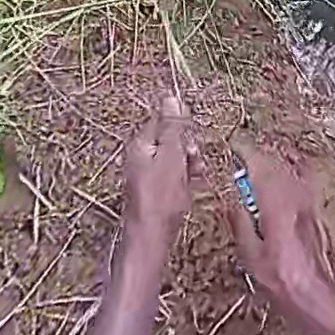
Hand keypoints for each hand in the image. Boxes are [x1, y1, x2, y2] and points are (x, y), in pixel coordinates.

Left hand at [123, 95, 196, 231]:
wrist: (151, 236)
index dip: (181, 127)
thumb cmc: (160, 198)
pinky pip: (173, 174)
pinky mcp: (155, 189)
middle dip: (187, 147)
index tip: (192, 138)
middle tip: (193, 159)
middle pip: (169, 139)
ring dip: (188, 162)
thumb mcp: (171, 156)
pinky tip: (191, 185)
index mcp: (140, 144)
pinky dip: (184, 176)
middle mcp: (140, 156)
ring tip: (194, 175)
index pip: (162, 121)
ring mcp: (147, 173)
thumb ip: (173, 128)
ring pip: (174, 157)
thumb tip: (171, 98)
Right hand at [226, 137, 334, 306]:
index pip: (258, 164)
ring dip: (271, 163)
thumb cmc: (282, 279)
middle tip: (238, 156)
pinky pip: (299, 179)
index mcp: (276, 204)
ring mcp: (308, 202)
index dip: (244, 152)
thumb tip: (230, 198)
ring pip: (289, 168)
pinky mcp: (315, 210)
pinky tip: (277, 181)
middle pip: (275, 161)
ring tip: (253, 168)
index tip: (232, 146)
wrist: (317, 295)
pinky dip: (286, 173)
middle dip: (256, 155)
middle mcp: (295, 196)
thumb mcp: (250, 254)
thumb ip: (239, 221)